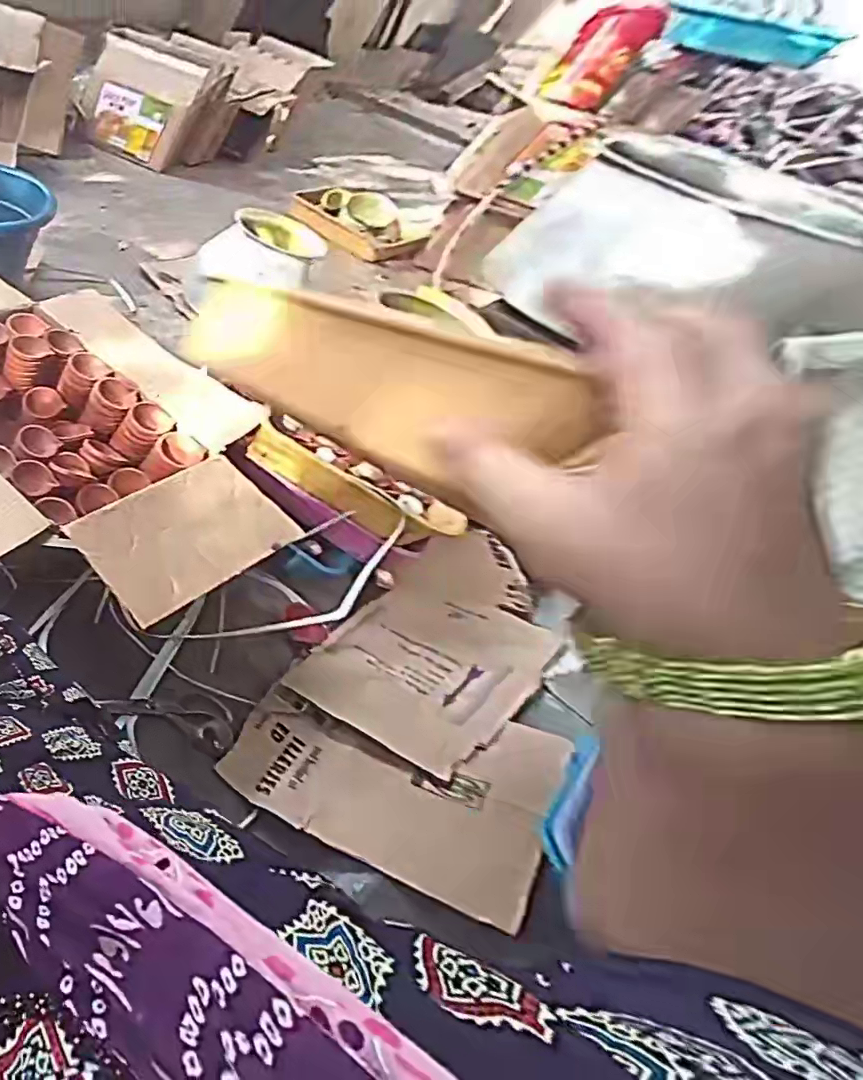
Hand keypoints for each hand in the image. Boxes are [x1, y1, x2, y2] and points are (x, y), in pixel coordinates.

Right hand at [438, 288, 849, 660]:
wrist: (742, 639)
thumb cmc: (637, 571)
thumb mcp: (538, 520)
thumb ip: (485, 465)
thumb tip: (440, 428)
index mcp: (684, 413)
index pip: (638, 334)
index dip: (591, 305)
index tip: (554, 289)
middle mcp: (748, 404)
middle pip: (708, 324)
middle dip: (646, 311)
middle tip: (590, 320)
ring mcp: (784, 427)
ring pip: (742, 349)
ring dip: (683, 336)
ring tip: (629, 352)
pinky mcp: (795, 453)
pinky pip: (754, 381)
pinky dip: (710, 368)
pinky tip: (677, 399)